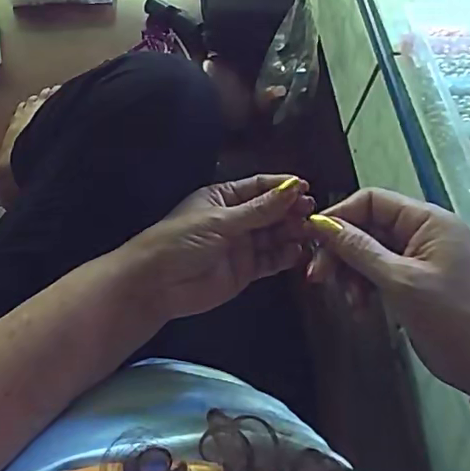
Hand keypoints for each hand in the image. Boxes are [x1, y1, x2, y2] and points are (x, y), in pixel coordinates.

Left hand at [120, 175, 313, 321]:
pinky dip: (286, 256)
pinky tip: (300, 252)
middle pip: (270, 211)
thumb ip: (258, 209)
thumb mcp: (219, 220)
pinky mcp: (244, 270)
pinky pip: (271, 260)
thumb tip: (292, 189)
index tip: (306, 187)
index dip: (282, 187)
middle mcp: (233, 219)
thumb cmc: (179, 241)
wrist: (157, 283)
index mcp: (221, 198)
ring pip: (274, 235)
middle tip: (313, 212)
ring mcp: (240, 245)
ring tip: (311, 232)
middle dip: (291, 210)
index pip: (258, 187)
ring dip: (292, 232)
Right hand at [304, 188, 469, 405]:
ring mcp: (419, 258)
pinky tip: (361, 309)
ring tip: (349, 302)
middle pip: (365, 227)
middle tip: (317, 278)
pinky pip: (377, 273)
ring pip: (367, 252)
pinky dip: (363, 288)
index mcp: (428, 221)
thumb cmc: (453, 319)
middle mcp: (423, 233)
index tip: (311, 242)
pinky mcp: (414, 282)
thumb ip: (358, 250)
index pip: (371, 200)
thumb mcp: (400, 282)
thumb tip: (319, 224)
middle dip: (340, 251)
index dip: (338, 216)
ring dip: (350, 274)